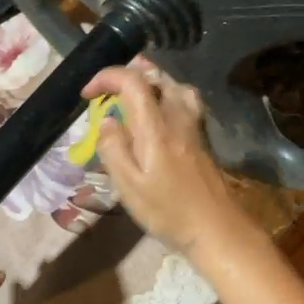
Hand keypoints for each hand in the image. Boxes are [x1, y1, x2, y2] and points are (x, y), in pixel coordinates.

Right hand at [84, 64, 250, 258]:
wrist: (216, 229)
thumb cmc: (168, 212)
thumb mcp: (129, 186)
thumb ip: (113, 149)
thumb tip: (106, 121)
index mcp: (156, 129)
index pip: (133, 82)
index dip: (107, 78)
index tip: (87, 94)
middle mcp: (177, 119)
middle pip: (158, 77)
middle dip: (128, 74)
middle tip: (106, 90)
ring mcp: (194, 128)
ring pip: (175, 87)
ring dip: (151, 83)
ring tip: (131, 94)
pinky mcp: (202, 140)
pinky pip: (185, 102)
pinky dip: (166, 96)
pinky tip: (158, 115)